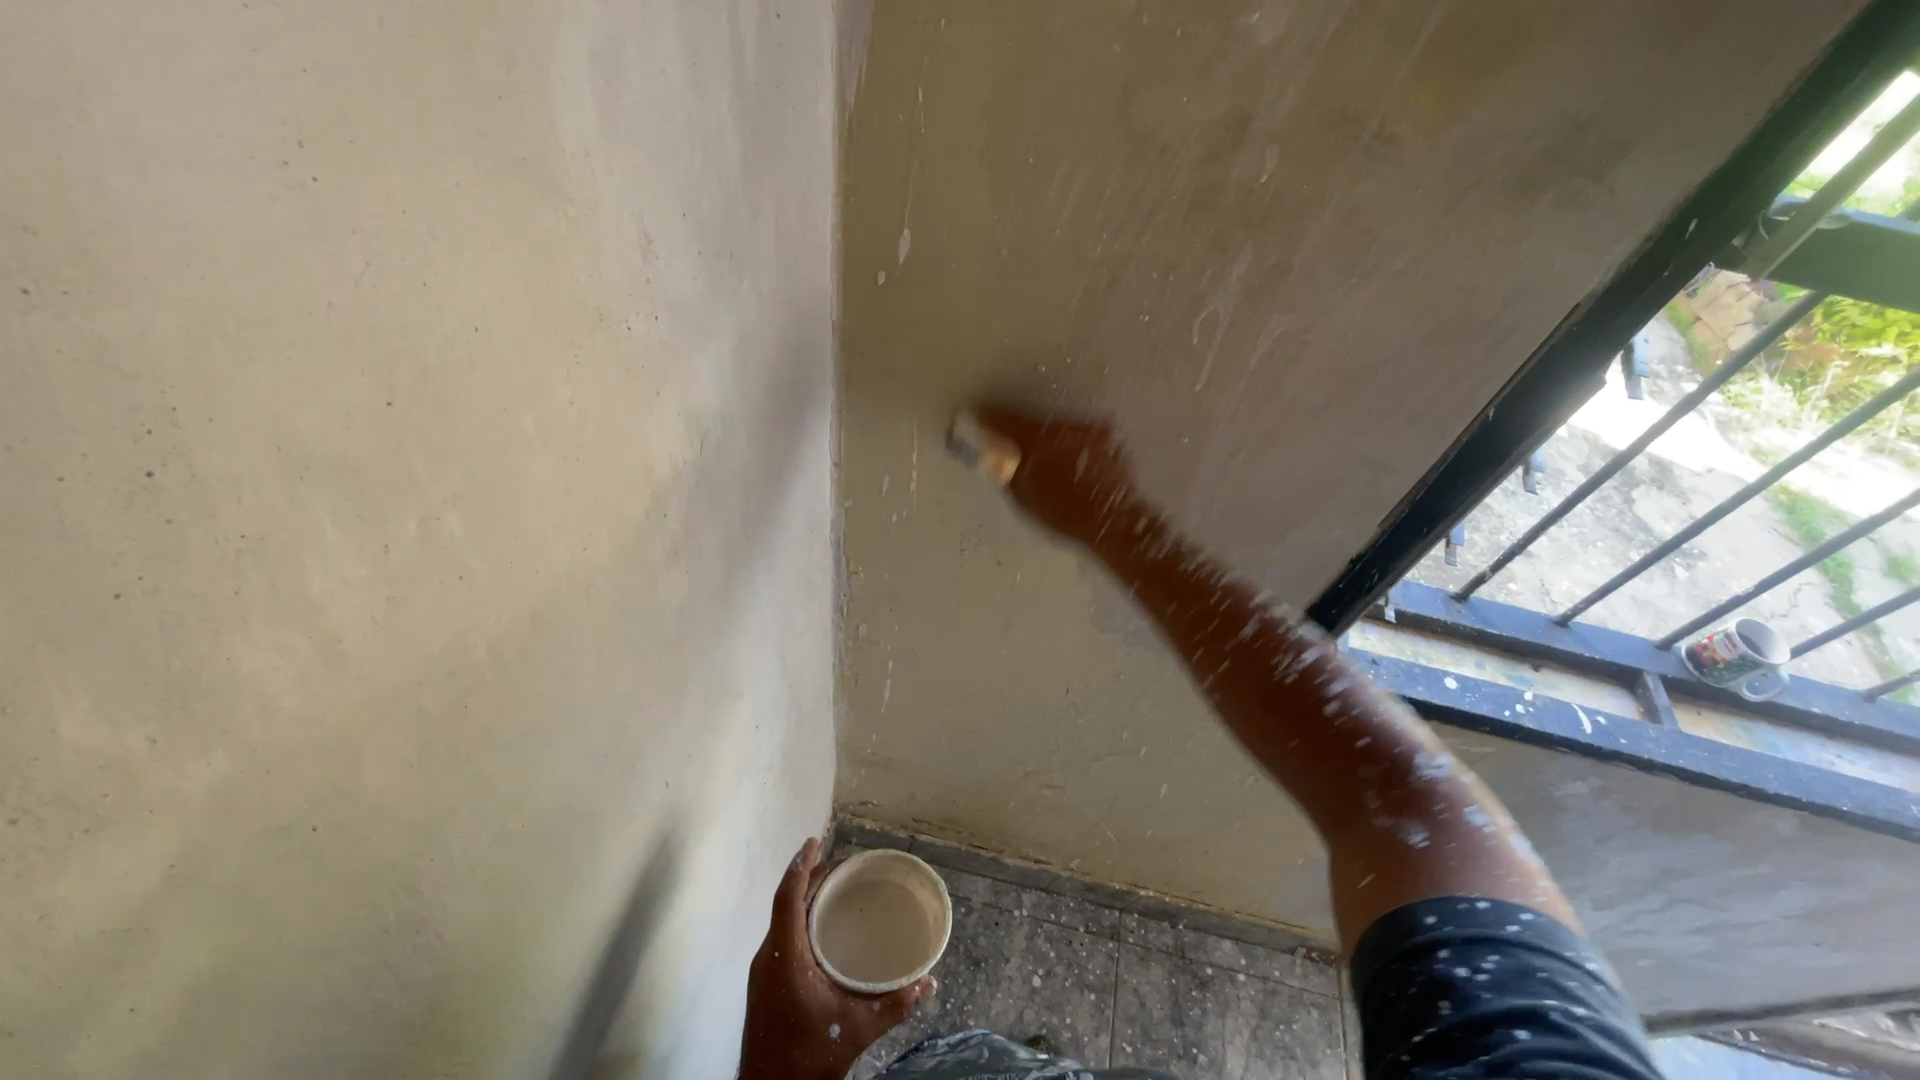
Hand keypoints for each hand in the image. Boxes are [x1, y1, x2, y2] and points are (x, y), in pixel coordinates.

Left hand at [740, 838, 935, 1079]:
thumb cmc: (808, 1057)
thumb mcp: (856, 1030)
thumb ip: (894, 1005)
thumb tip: (929, 982)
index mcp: (785, 958)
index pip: (788, 898)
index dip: (801, 866)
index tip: (815, 841)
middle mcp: (769, 956)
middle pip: (786, 903)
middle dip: (810, 877)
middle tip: (841, 862)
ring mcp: (763, 970)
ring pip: (782, 919)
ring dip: (804, 897)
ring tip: (834, 885)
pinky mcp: (766, 983)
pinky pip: (782, 935)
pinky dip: (800, 918)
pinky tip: (821, 925)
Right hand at [972, 404, 1140, 549]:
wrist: (1115, 524)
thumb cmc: (1064, 516)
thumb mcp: (1024, 498)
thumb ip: (1006, 470)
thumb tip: (995, 453)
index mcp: (1040, 439)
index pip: (1006, 419)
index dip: (988, 417)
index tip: (976, 415)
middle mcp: (1066, 427)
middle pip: (1034, 421)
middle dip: (1019, 429)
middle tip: (1007, 439)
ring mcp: (1091, 431)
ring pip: (1059, 428)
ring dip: (1047, 438)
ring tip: (1041, 455)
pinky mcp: (1108, 440)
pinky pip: (1079, 438)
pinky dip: (1069, 446)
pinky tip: (1067, 463)